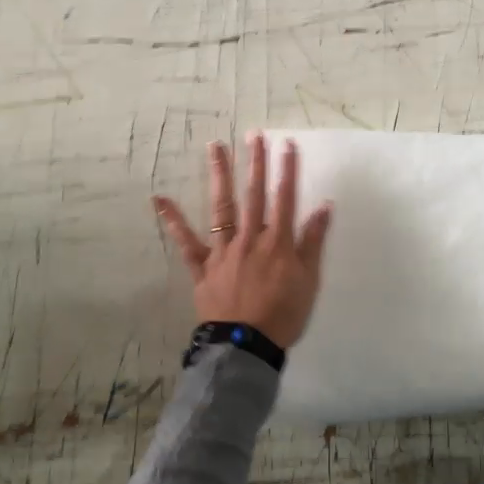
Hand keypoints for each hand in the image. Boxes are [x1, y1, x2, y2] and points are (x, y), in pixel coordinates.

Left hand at [152, 133, 333, 347]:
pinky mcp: (203, 269)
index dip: (287, 170)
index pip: (285, 198)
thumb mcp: (309, 280)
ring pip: (222, 208)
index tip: (287, 143)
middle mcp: (251, 239)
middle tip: (253, 134)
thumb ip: (313, 241)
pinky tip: (160, 199)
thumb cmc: (283, 315)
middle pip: (254, 195)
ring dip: (219, 175)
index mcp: (278, 242)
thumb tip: (324, 206)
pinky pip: (186, 243)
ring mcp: (224, 252)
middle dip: (255, 162)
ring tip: (215, 147)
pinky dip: (173, 221)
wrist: (245, 349)